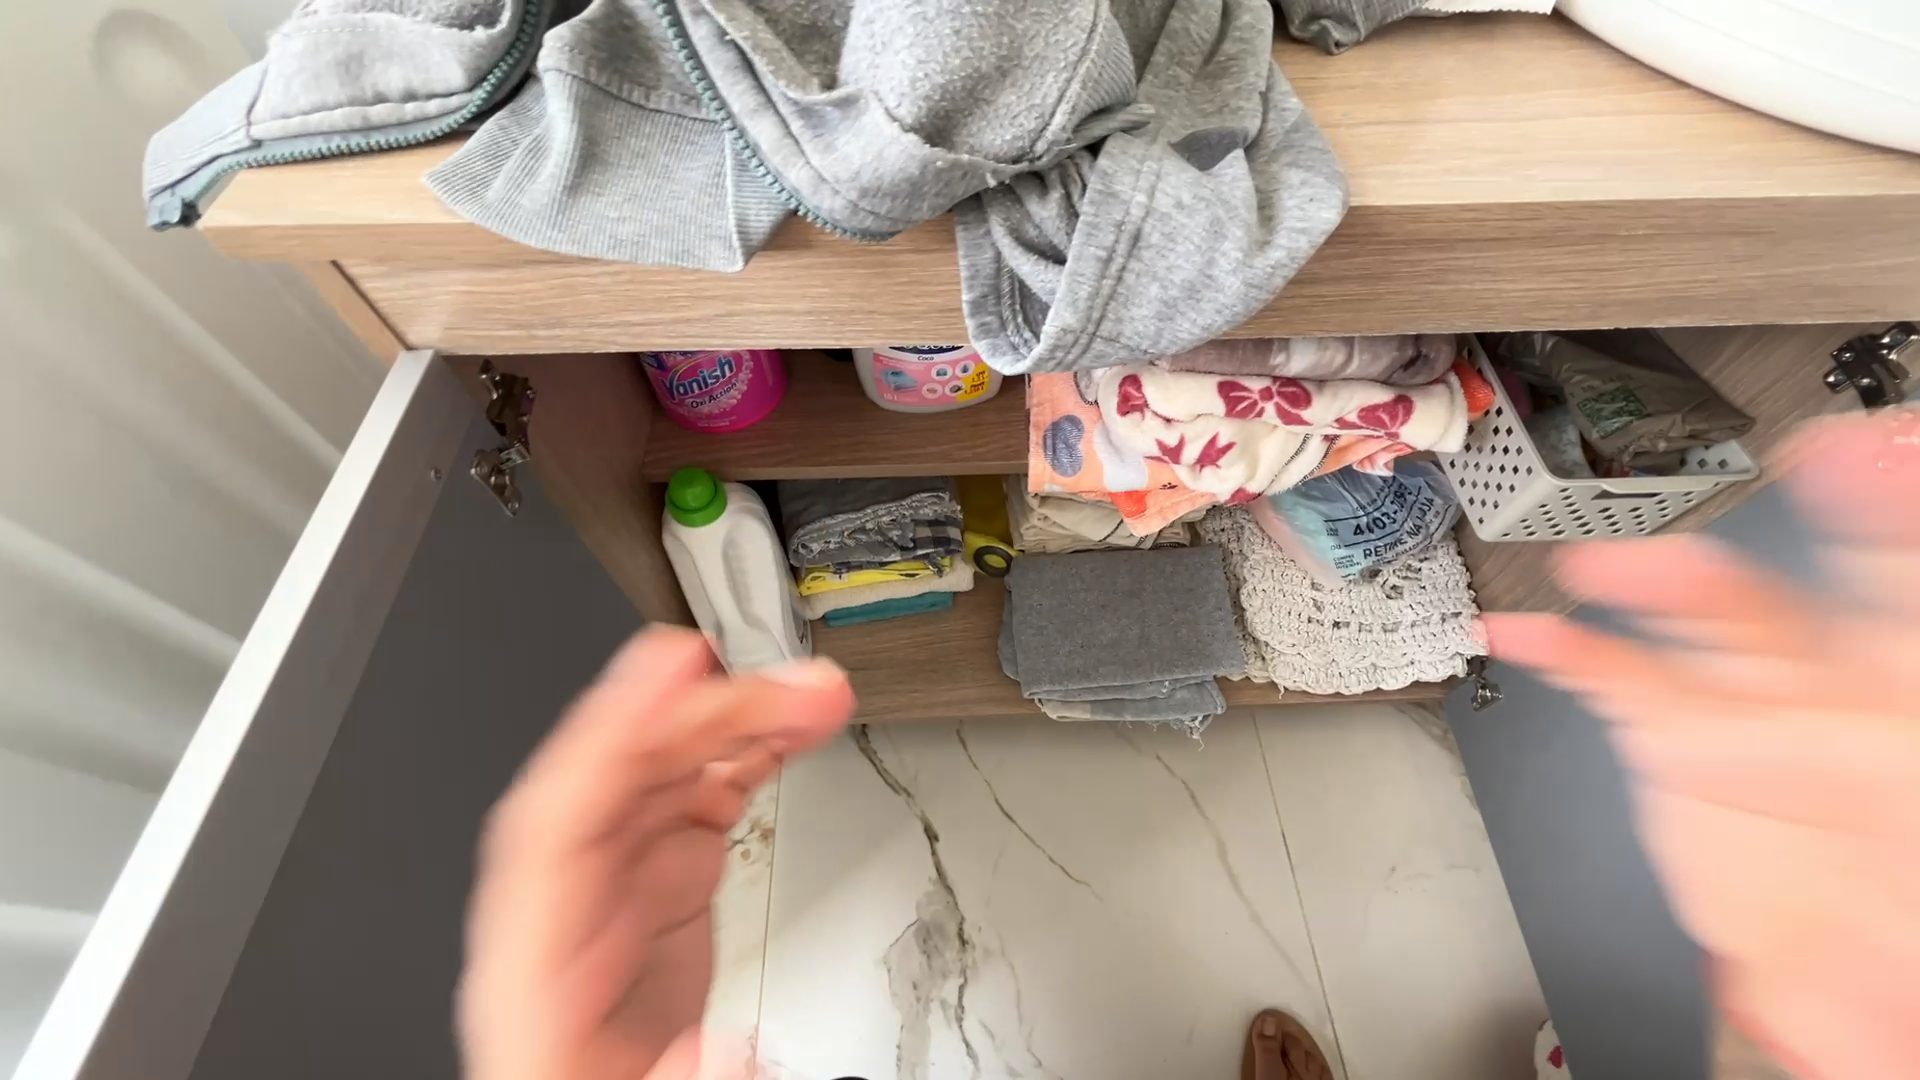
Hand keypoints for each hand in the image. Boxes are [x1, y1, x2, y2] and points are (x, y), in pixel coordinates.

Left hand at [459, 626, 853, 1079]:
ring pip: (674, 771)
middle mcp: (578, 907)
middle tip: (802, 686)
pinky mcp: (665, 888)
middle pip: (633, 776)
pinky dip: (747, 756)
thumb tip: (729, 1048)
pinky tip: (787, 733)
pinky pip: (702, 798)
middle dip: (720, 715)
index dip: (617, 728)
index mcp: (540, 967)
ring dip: (744, 721)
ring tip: (815, 696)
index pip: (561, 819)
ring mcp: (623, 889)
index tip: (676, 668)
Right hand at [1485, 411, 1919, 1079]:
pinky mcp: (1673, 730)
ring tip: (1607, 569)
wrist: (1830, 975)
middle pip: (1862, 582)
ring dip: (1661, 583)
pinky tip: (1519, 632)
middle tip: (1838, 453)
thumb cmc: (1893, 918)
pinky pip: (1610, 677)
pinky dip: (1558, 651)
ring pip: (1717, 615)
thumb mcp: (1917, 877)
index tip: (1907, 456)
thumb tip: (1854, 925)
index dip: (1915, 525)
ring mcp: (1760, 704)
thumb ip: (1894, 824)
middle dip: (1857, 512)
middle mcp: (1862, 692)